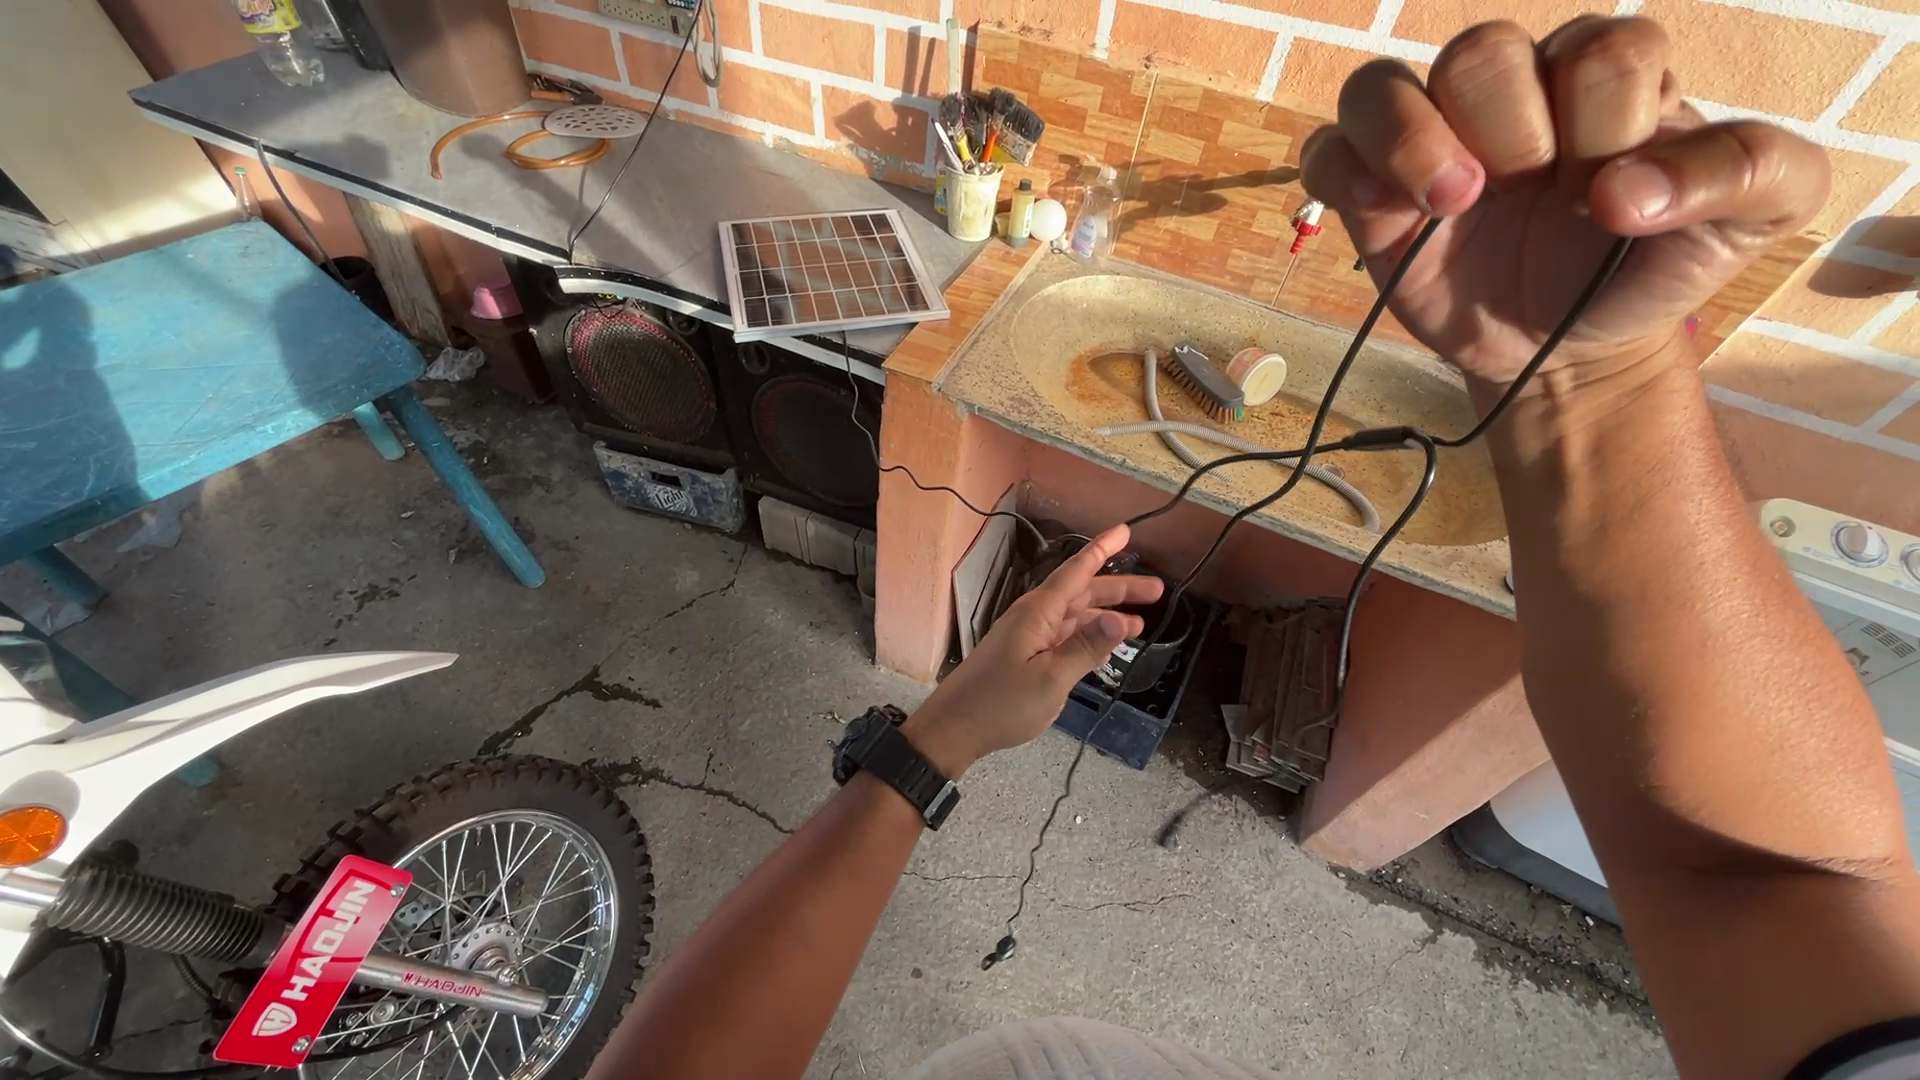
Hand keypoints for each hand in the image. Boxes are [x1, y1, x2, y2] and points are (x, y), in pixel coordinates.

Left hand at [902, 525, 1163, 776]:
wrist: (955, 728)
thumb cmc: (1001, 704)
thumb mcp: (1051, 679)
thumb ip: (1087, 648)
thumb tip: (1121, 618)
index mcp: (1038, 613)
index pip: (1076, 572)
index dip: (1102, 550)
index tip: (1125, 531)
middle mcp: (1033, 616)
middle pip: (1081, 593)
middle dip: (1118, 588)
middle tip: (1157, 589)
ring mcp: (1028, 636)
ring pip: (1074, 615)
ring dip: (1106, 614)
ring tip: (1143, 621)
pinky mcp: (1025, 655)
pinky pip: (1064, 635)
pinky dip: (1088, 635)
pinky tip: (1106, 644)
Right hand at [1300, 16, 1829, 388]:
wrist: (1561, 347)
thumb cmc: (1639, 271)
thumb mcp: (1752, 221)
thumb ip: (1747, 172)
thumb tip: (1624, 190)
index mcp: (1602, 82)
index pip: (1594, 50)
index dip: (1597, 120)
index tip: (1602, 202)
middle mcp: (1508, 99)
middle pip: (1477, 52)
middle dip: (1500, 128)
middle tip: (1516, 195)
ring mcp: (1428, 147)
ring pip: (1377, 86)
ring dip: (1407, 140)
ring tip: (1448, 203)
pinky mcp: (1370, 200)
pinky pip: (1325, 154)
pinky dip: (1341, 173)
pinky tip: (1378, 210)